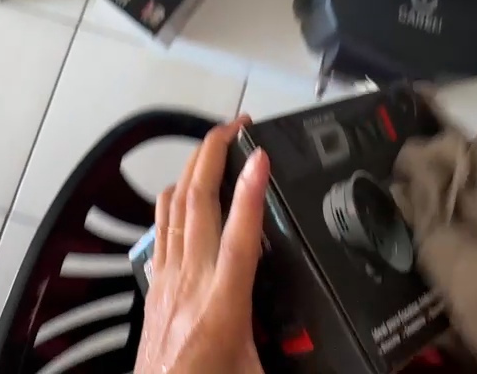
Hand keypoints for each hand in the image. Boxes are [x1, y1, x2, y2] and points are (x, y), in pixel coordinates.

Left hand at [136, 117, 271, 373]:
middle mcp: (191, 282)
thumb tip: (322, 334)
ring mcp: (167, 278)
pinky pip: (161, 225)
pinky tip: (184, 187)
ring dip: (193, 164)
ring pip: (175, 204)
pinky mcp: (154, 283)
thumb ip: (291, 342)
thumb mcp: (259, 371)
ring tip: (215, 142)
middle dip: (215, 152)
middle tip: (238, 126)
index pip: (240, 236)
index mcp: (223, 306)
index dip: (251, 190)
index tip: (262, 154)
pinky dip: (174, 195)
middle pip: (198, 201)